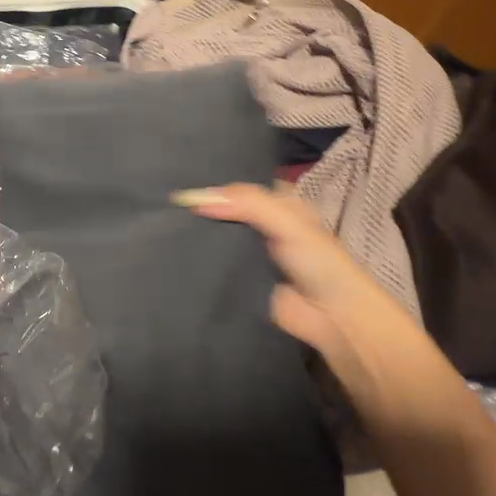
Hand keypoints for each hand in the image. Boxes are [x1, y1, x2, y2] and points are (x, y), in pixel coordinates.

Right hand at [173, 183, 423, 406]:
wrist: (332, 318)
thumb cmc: (319, 262)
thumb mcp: (287, 221)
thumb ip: (247, 204)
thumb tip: (195, 199)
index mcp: (280, 204)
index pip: (241, 186)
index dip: (217, 183)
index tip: (182, 177)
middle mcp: (264, 224)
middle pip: (225, 210)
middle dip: (202, 208)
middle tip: (168, 203)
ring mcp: (250, 253)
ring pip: (218, 236)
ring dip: (197, 233)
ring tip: (163, 223)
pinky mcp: (239, 278)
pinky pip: (214, 264)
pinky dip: (199, 259)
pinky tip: (175, 250)